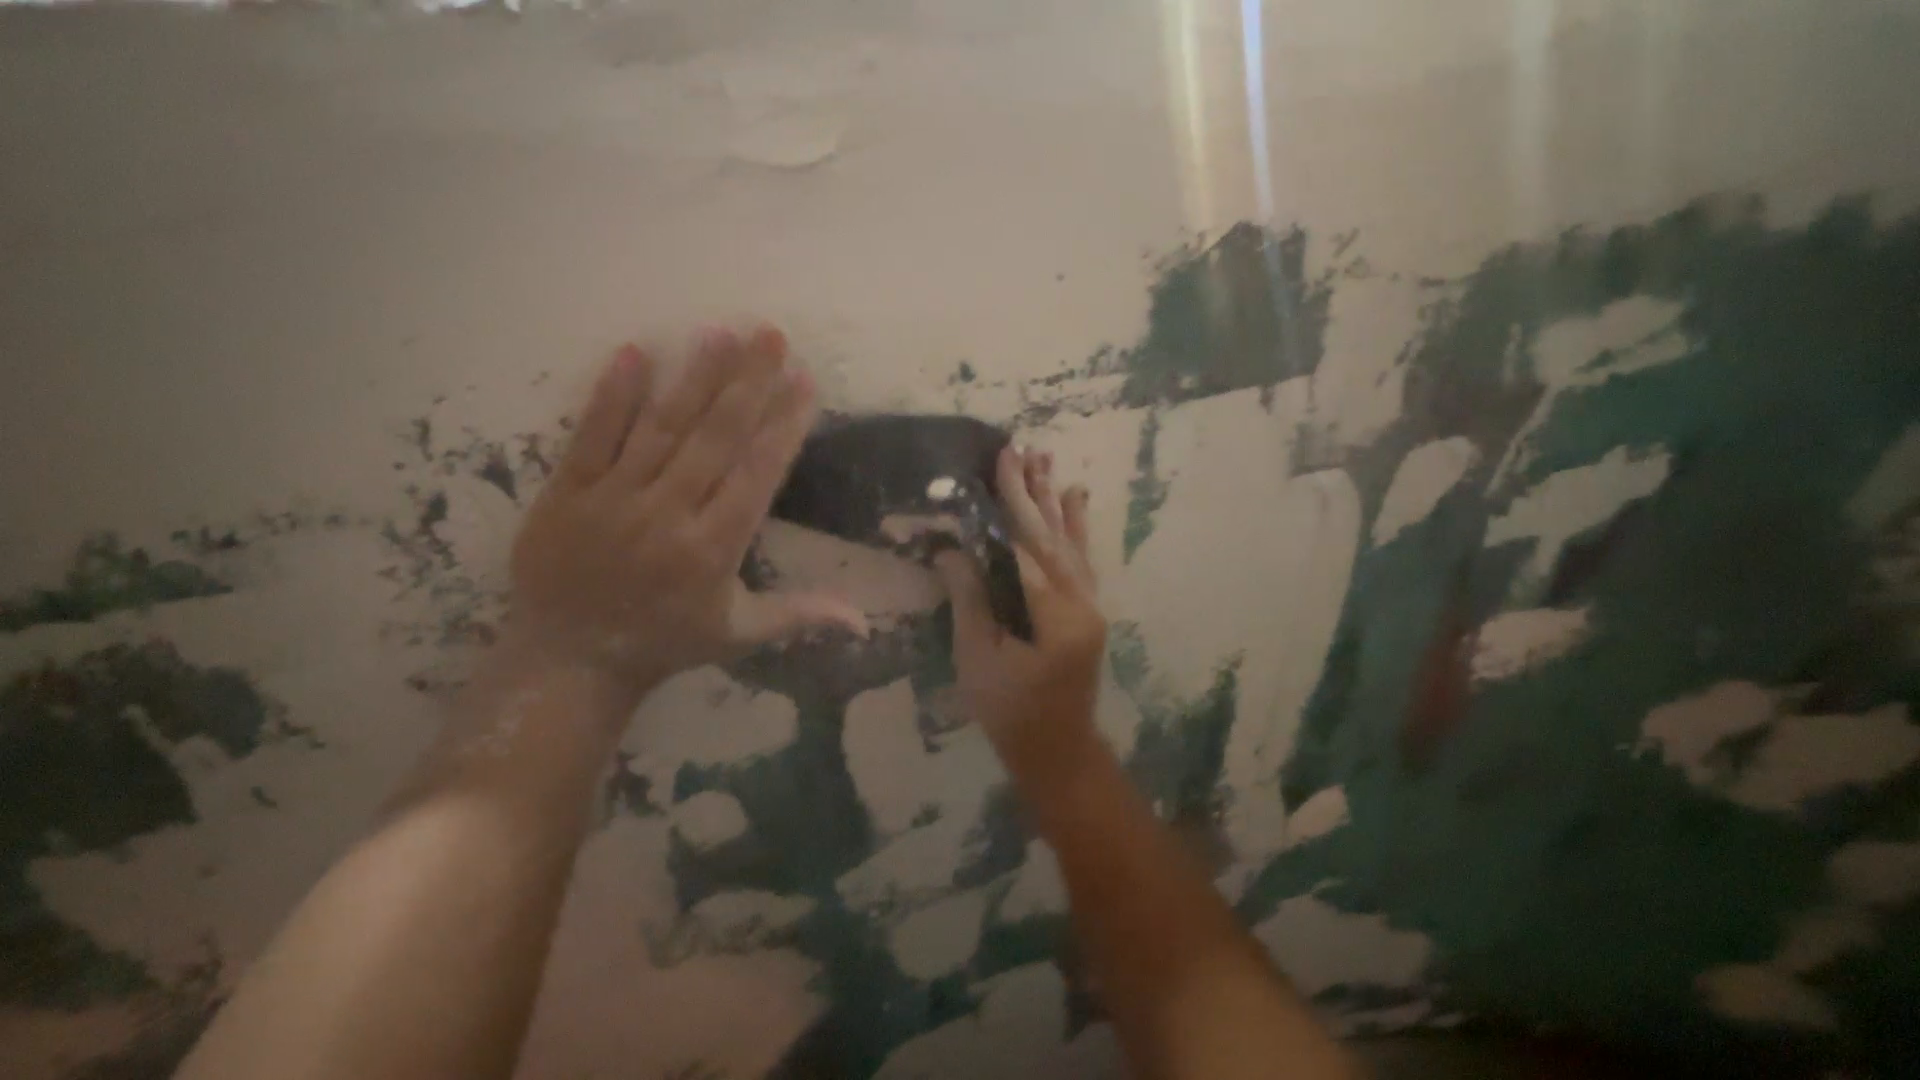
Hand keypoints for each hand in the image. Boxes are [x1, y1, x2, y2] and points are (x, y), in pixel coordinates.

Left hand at [506, 326, 865, 702]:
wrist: (569, 661)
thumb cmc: (665, 644)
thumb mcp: (739, 634)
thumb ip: (800, 615)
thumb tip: (864, 621)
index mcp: (714, 548)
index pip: (757, 473)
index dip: (783, 424)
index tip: (804, 380)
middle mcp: (669, 514)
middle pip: (715, 437)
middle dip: (747, 382)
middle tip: (769, 334)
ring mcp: (615, 499)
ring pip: (662, 428)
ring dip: (694, 378)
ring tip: (720, 332)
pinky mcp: (567, 492)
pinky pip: (592, 436)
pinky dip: (613, 396)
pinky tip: (635, 352)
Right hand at [936, 445, 1104, 776]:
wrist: (1056, 748)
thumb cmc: (1010, 711)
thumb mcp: (979, 658)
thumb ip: (969, 600)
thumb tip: (951, 549)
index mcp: (1054, 614)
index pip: (1026, 546)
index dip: (1010, 504)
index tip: (999, 463)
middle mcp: (1081, 601)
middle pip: (1051, 536)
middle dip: (1031, 492)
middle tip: (1019, 449)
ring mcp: (1089, 604)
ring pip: (1070, 542)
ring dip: (1054, 501)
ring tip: (1046, 460)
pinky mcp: (1087, 610)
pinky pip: (1081, 560)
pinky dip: (1075, 527)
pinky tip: (1074, 498)